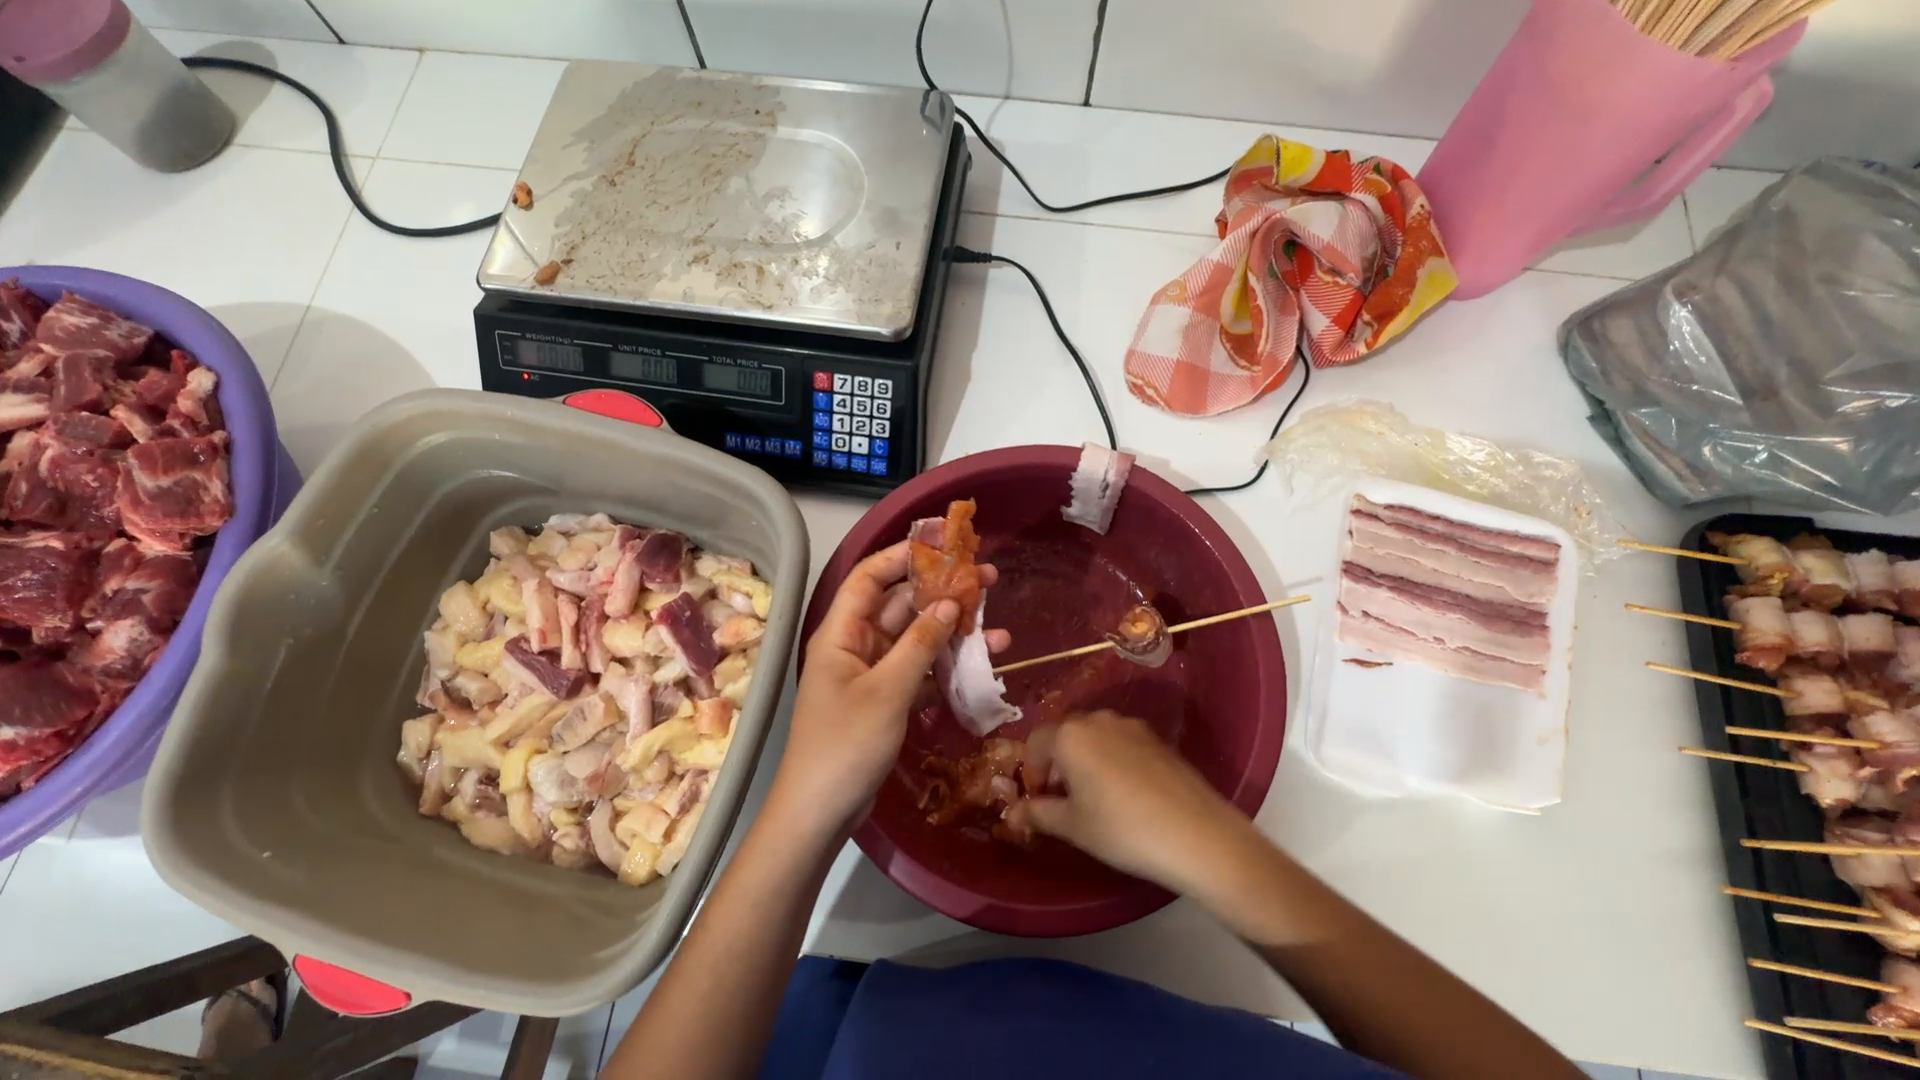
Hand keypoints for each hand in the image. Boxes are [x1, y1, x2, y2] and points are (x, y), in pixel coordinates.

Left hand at [771, 541, 1008, 841]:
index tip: (945, 545)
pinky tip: (985, 663)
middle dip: (942, 591)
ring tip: (998, 622)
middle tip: (988, 578)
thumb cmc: (846, 744)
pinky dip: (948, 666)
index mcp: (841, 634)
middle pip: (900, 605)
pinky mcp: (886, 701)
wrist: (820, 812)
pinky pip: (921, 671)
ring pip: (916, 639)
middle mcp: (856, 646)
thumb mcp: (886, 691)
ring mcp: (872, 674)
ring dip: (953, 631)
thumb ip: (919, 644)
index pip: (870, 578)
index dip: (904, 556)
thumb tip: (949, 603)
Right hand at [1009, 711, 1259, 893]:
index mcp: (1070, 735)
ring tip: (1093, 799)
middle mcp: (1098, 720)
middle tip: (1061, 801)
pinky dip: (1111, 762)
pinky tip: (1124, 795)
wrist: (1196, 834)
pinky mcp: (1158, 740)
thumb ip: (1038, 814)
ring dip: (1084, 761)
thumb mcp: (1073, 826)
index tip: (1037, 801)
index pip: (1034, 743)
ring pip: (1094, 738)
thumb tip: (1013, 813)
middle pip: (1064, 736)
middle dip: (1056, 764)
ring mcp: (1132, 727)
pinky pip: (1121, 744)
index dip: (1030, 772)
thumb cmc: (1121, 829)